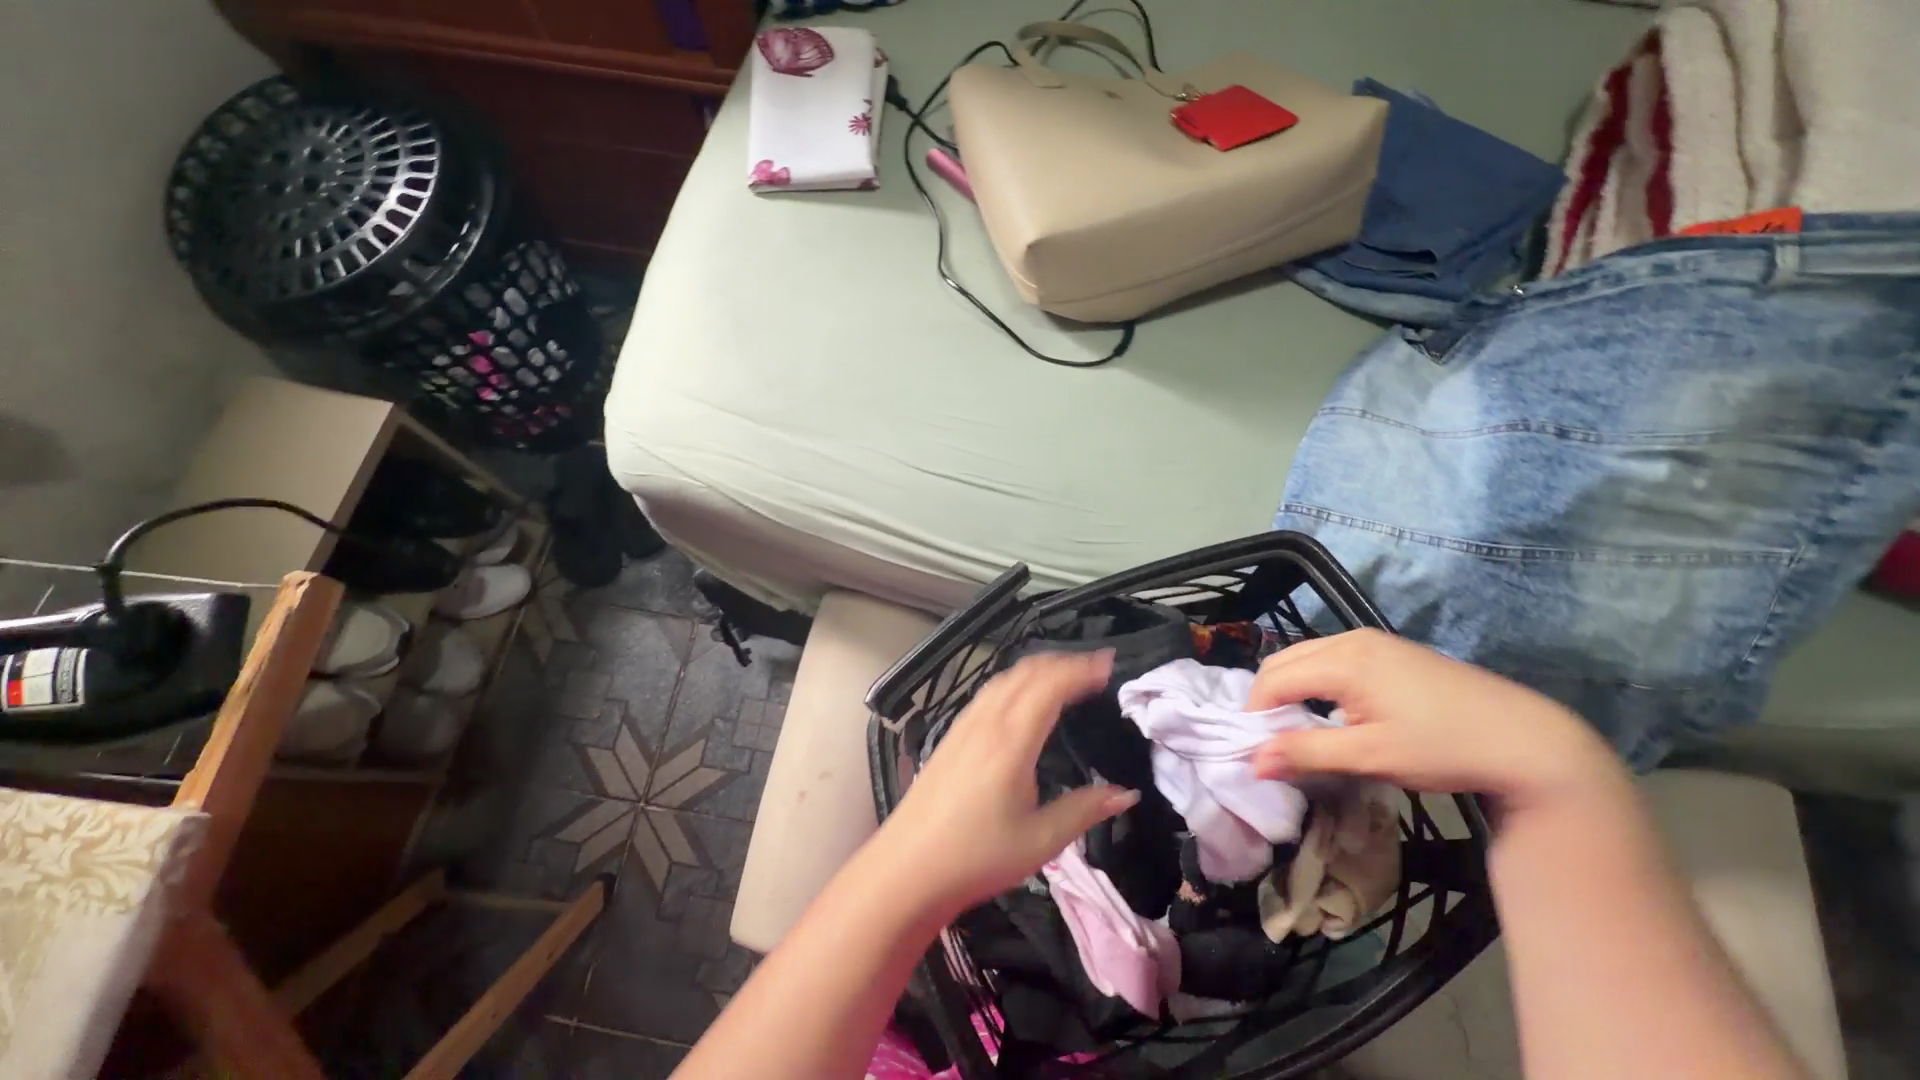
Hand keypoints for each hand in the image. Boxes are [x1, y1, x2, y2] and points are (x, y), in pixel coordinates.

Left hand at [873, 651, 1139, 914]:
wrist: (906, 870)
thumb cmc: (977, 857)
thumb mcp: (1040, 841)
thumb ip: (1084, 810)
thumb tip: (1126, 793)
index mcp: (1011, 741)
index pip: (1050, 685)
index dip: (1081, 669)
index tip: (1109, 664)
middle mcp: (985, 723)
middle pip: (1026, 673)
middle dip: (1062, 662)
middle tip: (1095, 667)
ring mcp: (962, 728)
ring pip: (1003, 679)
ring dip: (1037, 668)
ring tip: (1065, 675)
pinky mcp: (949, 739)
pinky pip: (987, 693)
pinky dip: (1014, 682)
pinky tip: (1021, 699)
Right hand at [1247, 629, 1621, 810]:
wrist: (1526, 740)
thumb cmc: (1444, 748)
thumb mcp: (1370, 756)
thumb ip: (1307, 753)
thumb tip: (1252, 762)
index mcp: (1344, 660)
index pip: (1273, 679)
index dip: (1255, 714)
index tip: (1259, 751)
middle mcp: (1353, 640)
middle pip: (1285, 661)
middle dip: (1268, 698)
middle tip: (1274, 740)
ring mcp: (1375, 642)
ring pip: (1307, 657)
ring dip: (1292, 689)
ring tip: (1300, 730)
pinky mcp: (1392, 651)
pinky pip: (1332, 658)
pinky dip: (1316, 682)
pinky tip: (1334, 713)